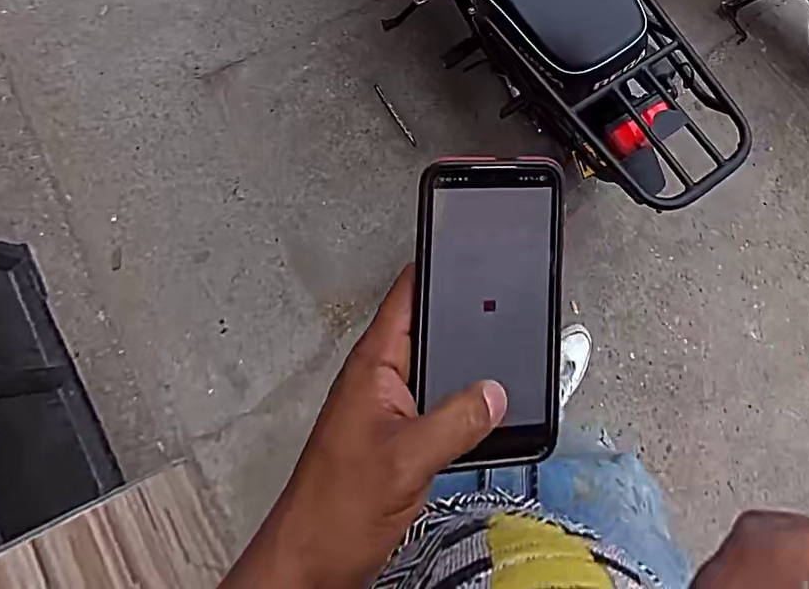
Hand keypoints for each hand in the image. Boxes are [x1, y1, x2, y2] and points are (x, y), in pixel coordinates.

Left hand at [220, 266, 506, 588]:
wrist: (309, 565)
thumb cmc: (331, 512)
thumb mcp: (405, 460)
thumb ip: (455, 421)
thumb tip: (493, 393)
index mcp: (373, 364)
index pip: (407, 293)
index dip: (436, 267)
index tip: (464, 250)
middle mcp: (379, 375)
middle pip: (427, 324)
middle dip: (461, 313)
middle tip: (499, 301)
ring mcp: (388, 402)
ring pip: (434, 362)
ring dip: (461, 359)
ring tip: (496, 351)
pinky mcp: (398, 428)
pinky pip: (436, 395)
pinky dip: (459, 394)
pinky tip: (479, 404)